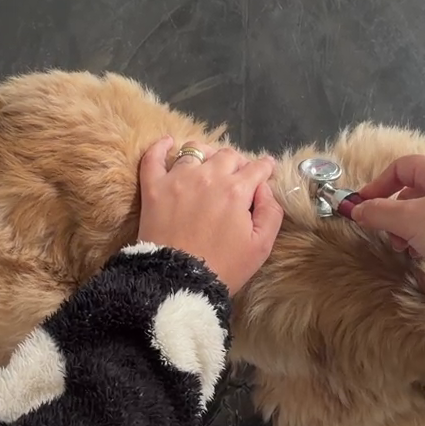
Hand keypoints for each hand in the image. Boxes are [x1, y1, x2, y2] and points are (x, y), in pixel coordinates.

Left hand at [137, 137, 283, 291]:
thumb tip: (265, 188)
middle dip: (238, 162)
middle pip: (228, 155)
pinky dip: (161, 147)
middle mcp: (208, 176)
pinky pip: (154, 157)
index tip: (265, 171)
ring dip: (207, 155)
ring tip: (208, 166)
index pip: (257, 168)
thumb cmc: (224, 267)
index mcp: (237, 190)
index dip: (264, 168)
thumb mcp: (261, 246)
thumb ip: (271, 212)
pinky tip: (168, 144)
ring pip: (196, 150)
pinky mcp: (153, 187)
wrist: (179, 281)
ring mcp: (178, 179)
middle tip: (238, 176)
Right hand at [348, 154, 424, 282]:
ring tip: (408, 249)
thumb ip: (378, 212)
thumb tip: (356, 209)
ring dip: (408, 229)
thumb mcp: (409, 221)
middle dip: (393, 214)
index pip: (401, 167)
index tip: (362, 207)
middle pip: (412, 191)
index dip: (378, 185)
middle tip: (389, 237)